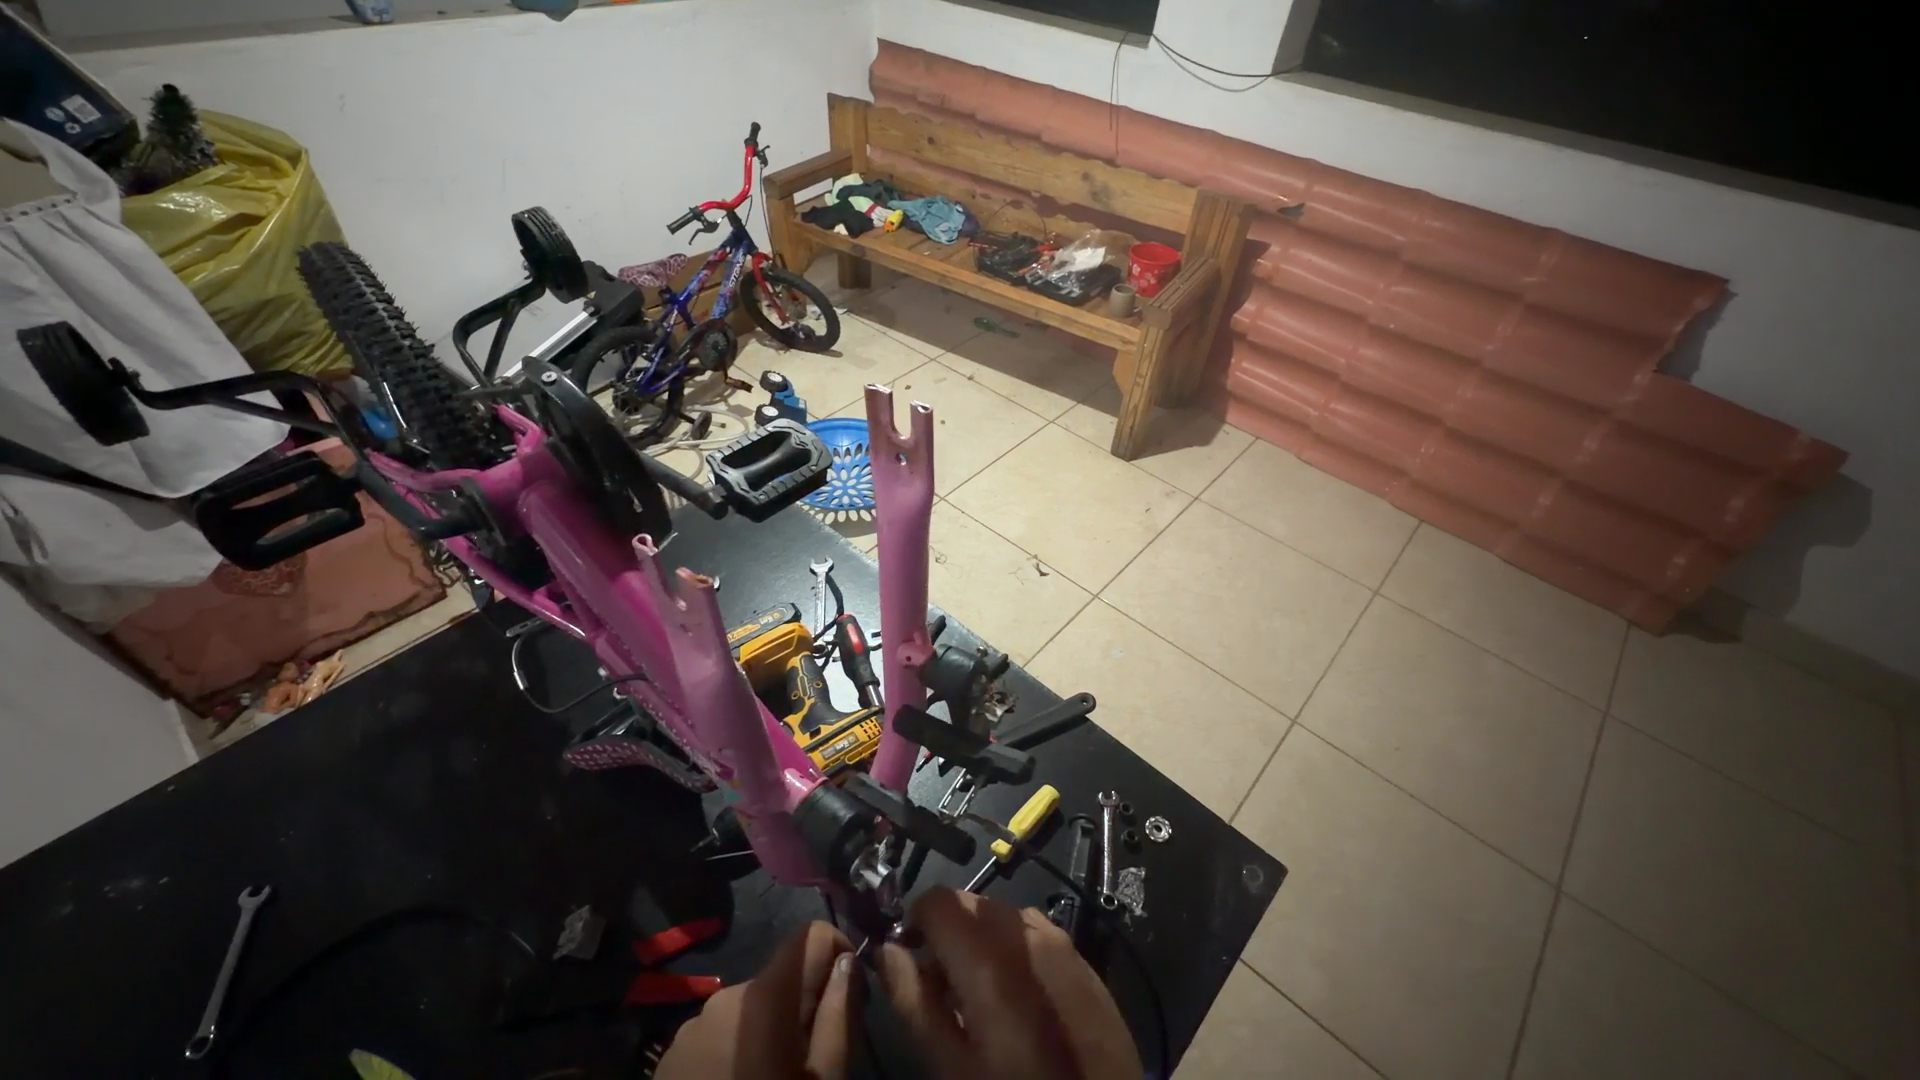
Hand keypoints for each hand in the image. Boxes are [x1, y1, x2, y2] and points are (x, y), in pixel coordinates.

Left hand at [654, 920, 861, 1079]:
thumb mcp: (826, 1079)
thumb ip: (840, 1014)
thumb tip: (845, 962)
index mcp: (765, 997)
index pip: (810, 936)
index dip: (836, 954)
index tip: (846, 996)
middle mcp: (724, 997)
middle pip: (780, 979)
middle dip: (803, 1005)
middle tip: (811, 1060)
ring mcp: (690, 1028)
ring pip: (748, 1010)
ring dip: (767, 1032)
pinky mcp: (668, 1058)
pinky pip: (715, 1036)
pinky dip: (734, 1052)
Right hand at [879, 889, 1141, 1079]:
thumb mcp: (951, 1064)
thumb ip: (913, 1000)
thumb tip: (889, 950)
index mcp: (989, 956)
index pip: (937, 899)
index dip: (915, 922)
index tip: (911, 956)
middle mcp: (1025, 933)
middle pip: (970, 902)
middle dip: (946, 930)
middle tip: (941, 983)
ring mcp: (1059, 940)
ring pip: (1001, 913)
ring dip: (980, 937)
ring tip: (979, 992)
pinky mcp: (1081, 955)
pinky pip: (1033, 931)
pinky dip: (1012, 946)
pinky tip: (1017, 993)